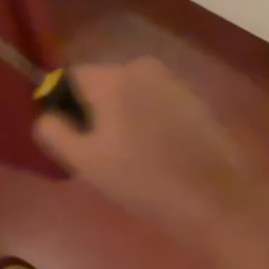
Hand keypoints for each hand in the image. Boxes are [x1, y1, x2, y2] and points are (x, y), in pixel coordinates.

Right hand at [34, 57, 260, 230]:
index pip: (69, 79)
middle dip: (96, 112)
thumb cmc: (145, 182)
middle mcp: (139, 66)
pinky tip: (160, 155)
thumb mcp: (85, 163)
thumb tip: (46, 115)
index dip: (66, 109)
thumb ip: (54, 131)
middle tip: (104, 155)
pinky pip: (155, 102)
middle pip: (100, 84)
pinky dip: (150, 121)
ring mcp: (171, 81)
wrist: (221, 202)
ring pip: (129, 94)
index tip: (77, 142)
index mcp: (110, 77)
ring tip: (134, 158)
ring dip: (124, 117)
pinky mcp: (194, 98)